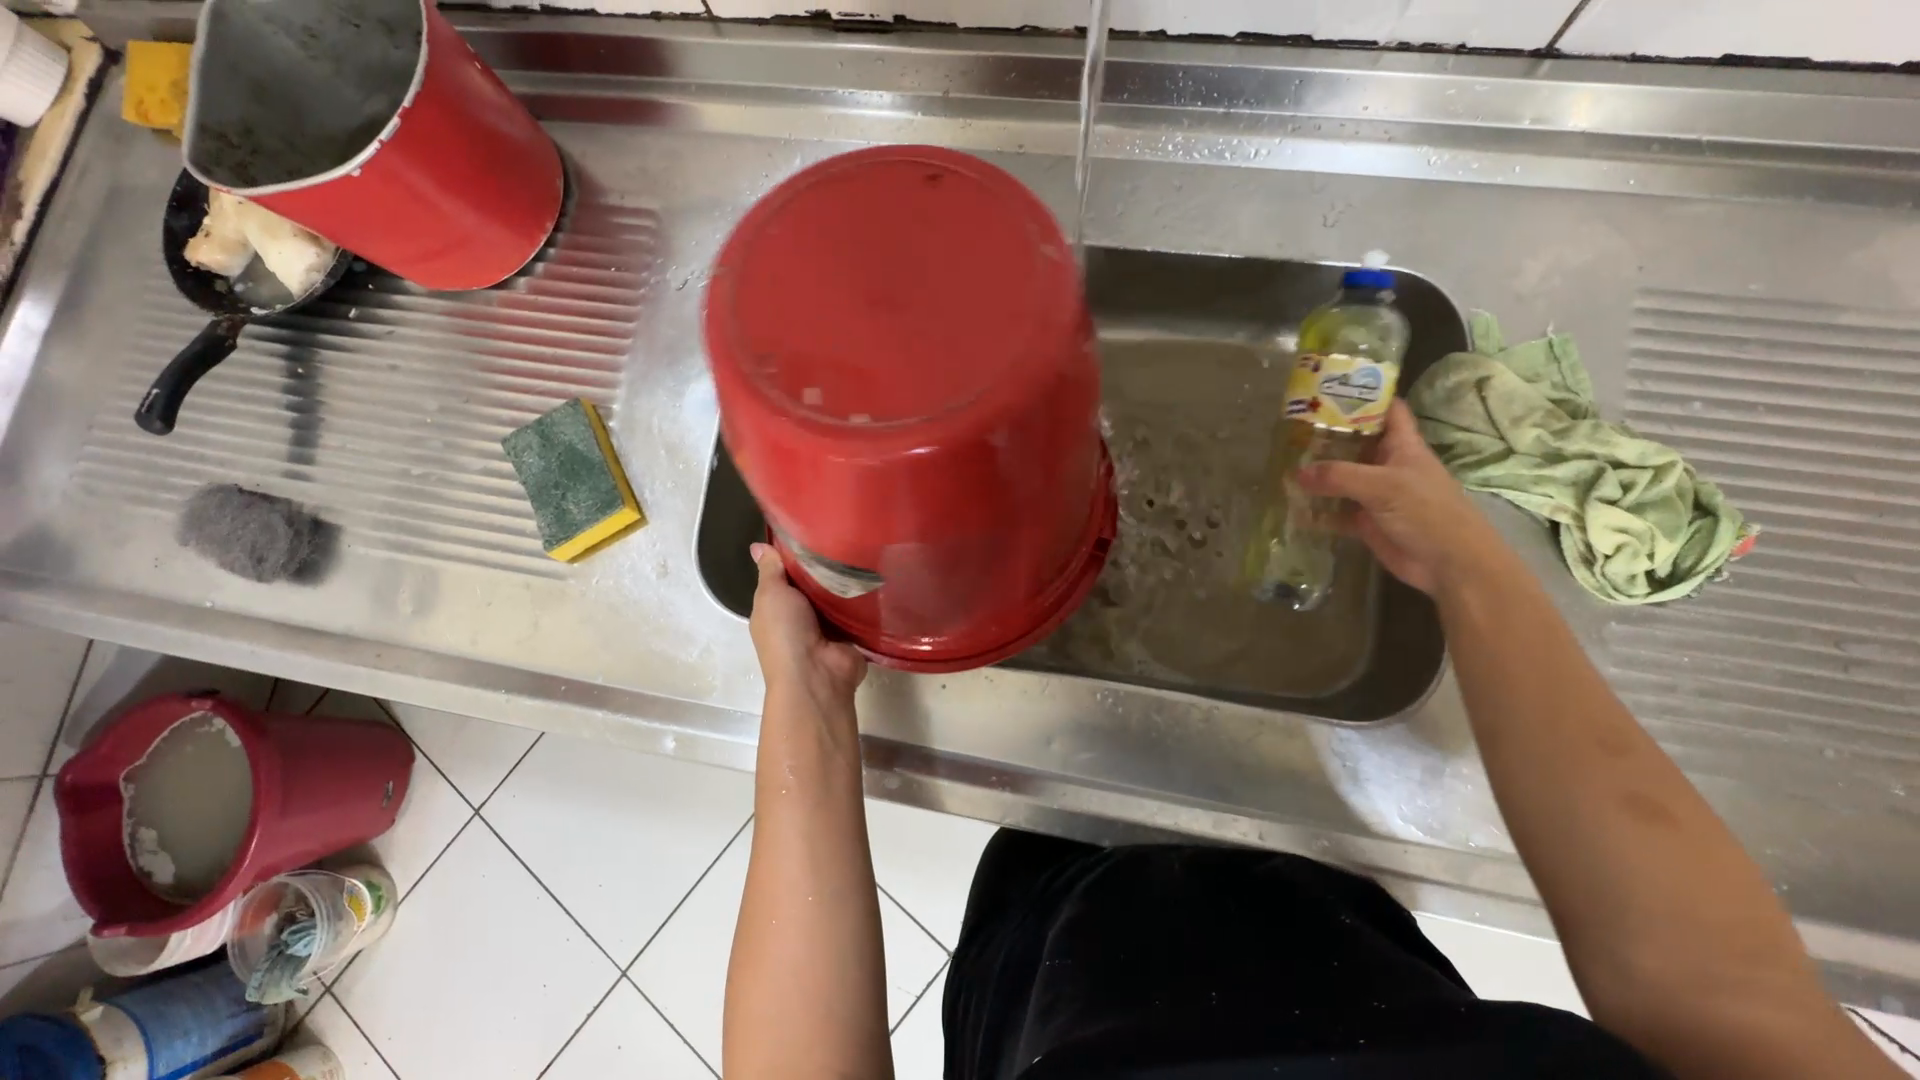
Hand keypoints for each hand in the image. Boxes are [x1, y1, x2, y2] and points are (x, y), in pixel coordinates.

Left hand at [749, 543, 867, 714]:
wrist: (816, 675)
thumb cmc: (785, 632)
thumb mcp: (771, 594)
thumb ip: (770, 570)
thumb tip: (757, 545)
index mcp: (775, 609)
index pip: (786, 576)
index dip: (796, 556)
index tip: (814, 530)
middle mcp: (800, 619)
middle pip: (814, 586)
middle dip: (826, 567)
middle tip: (846, 538)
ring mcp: (827, 629)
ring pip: (838, 597)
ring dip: (848, 583)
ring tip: (866, 552)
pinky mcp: (851, 636)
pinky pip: (859, 612)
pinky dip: (866, 600)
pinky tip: (879, 577)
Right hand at [1295, 400, 1508, 596]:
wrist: (1449, 563)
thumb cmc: (1427, 512)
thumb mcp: (1384, 486)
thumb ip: (1340, 476)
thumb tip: (1297, 473)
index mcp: (1402, 446)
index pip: (1386, 410)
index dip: (1364, 396)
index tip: (1331, 388)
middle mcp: (1387, 465)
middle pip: (1354, 443)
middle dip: (1326, 437)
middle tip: (1290, 428)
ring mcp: (1376, 495)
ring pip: (1341, 478)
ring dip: (1316, 475)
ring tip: (1282, 464)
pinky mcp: (1366, 522)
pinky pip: (1335, 512)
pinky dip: (1316, 511)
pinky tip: (1292, 507)